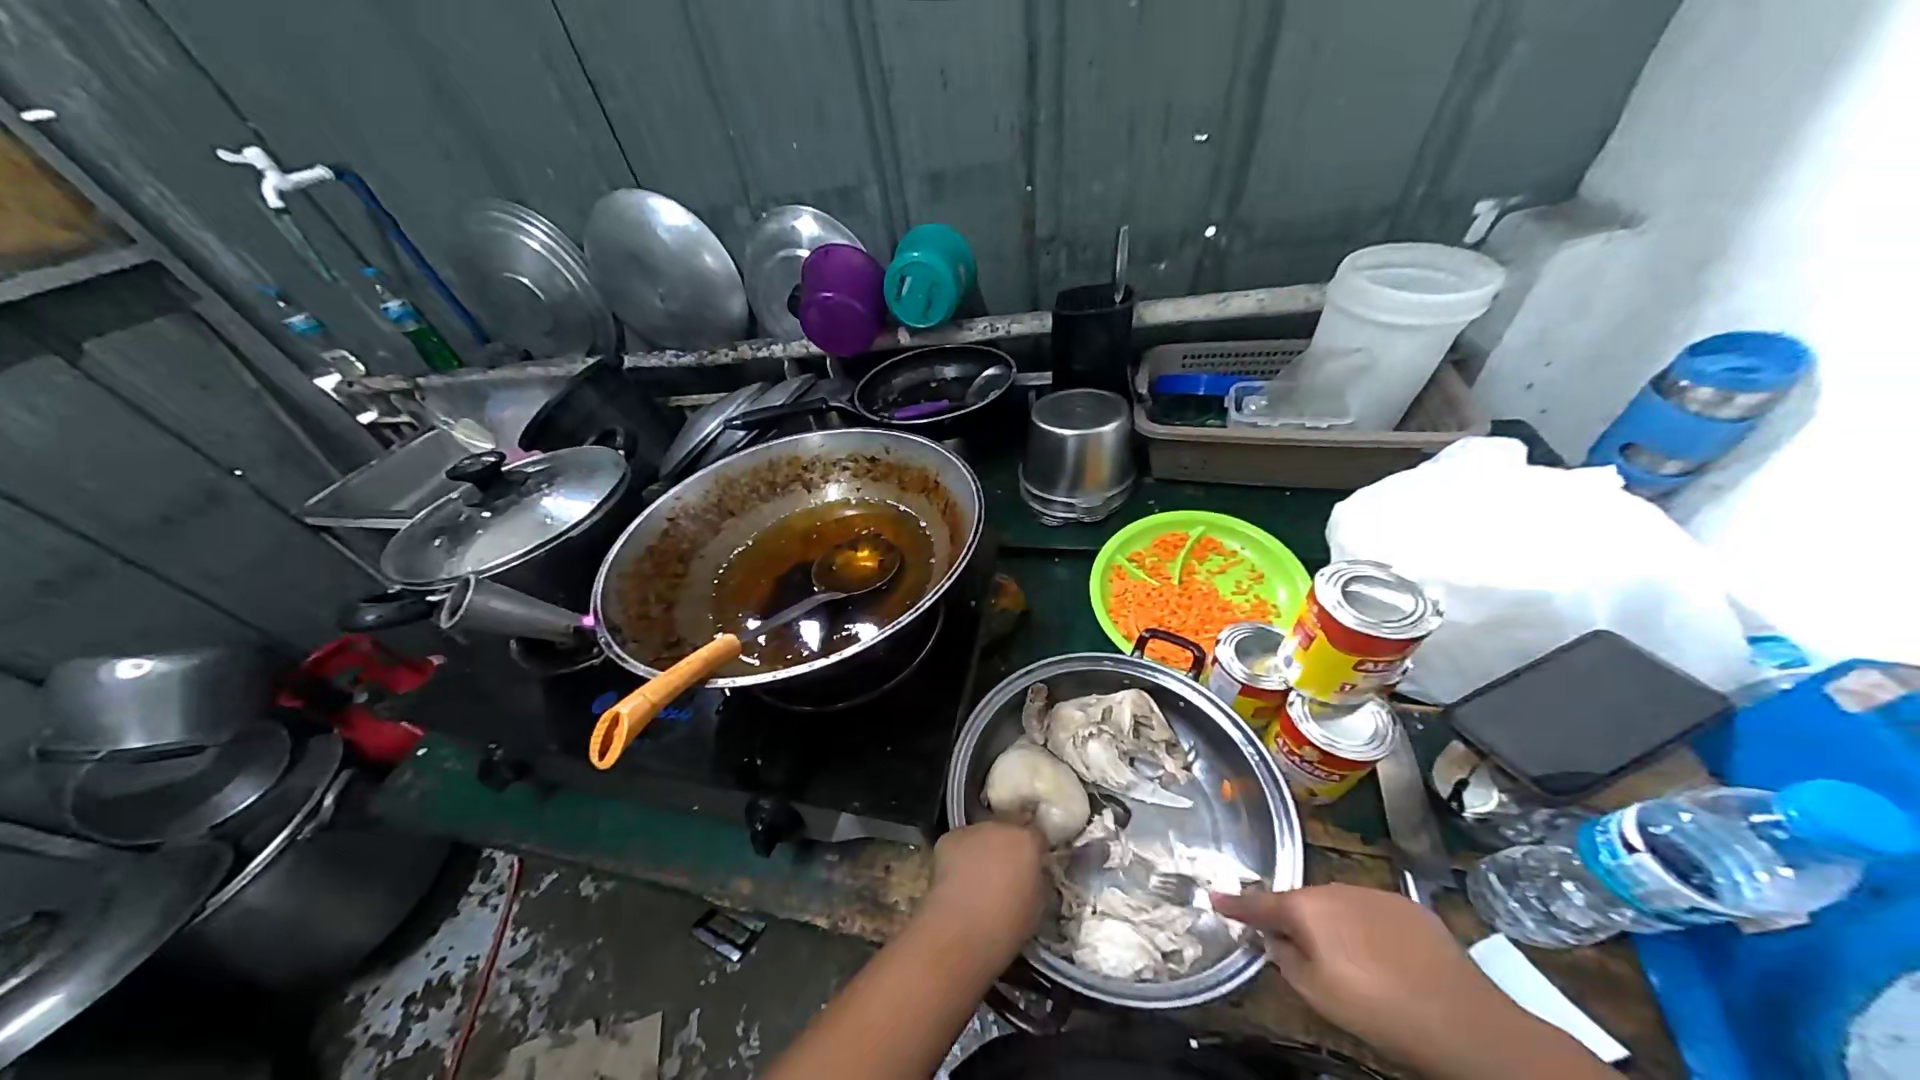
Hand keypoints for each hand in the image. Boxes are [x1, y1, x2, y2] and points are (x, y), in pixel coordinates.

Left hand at [922, 821, 1047, 952]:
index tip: (1032, 867)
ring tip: (977, 876)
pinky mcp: (948, 838)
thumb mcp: (1039, 903)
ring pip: (982, 835)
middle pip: (1008, 830)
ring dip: (983, 849)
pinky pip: (960, 843)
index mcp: (1027, 840)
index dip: (1035, 851)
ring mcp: (972, 830)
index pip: (1037, 836)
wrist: (963, 928)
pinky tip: (957, 878)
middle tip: (1004, 871)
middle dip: (1007, 846)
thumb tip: (1032, 872)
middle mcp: (1000, 826)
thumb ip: (1037, 878)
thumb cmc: (1008, 923)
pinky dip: (960, 855)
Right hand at [1211, 884, 1601, 1079]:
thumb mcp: (1316, 993)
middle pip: (1302, 902)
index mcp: (1306, 908)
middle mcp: (1335, 888)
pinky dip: (1367, 928)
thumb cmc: (1377, 1009)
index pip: (1260, 904)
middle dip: (1295, 920)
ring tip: (1348, 960)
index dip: (1235, 904)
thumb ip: (1284, 958)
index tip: (1215, 897)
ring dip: (1333, 923)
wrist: (1464, 1021)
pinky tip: (1385, 958)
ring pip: (1339, 905)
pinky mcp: (1410, 906)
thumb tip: (1275, 938)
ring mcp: (1375, 893)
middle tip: (1297, 950)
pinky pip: (1372, 911)